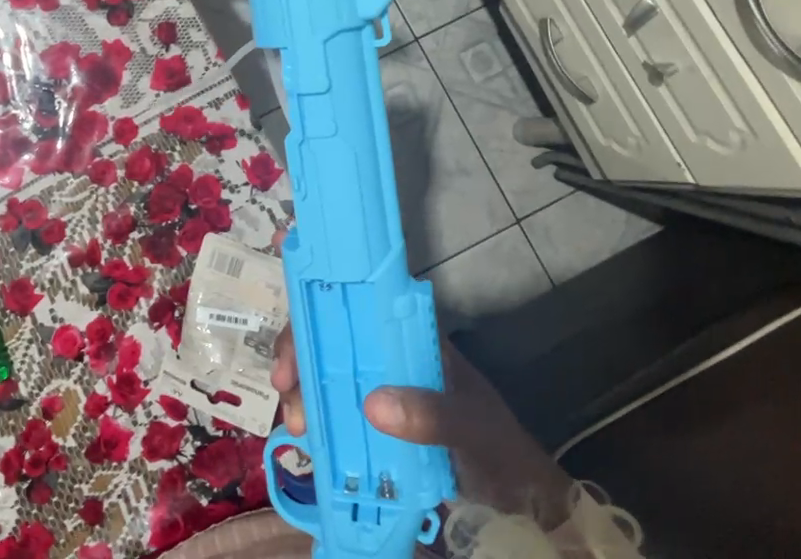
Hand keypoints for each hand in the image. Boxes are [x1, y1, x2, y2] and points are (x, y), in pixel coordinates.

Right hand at [270, 325, 573, 526]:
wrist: (515, 498)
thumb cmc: (496, 446)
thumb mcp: (471, 426)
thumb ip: (432, 414)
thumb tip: (371, 404)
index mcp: (408, 336)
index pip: (355, 303)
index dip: (316, 305)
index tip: (294, 325)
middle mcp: (384, 354)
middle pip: (327, 335)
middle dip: (298, 353)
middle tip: (285, 385)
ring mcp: (372, 386)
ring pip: (320, 371)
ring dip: (300, 389)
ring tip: (297, 422)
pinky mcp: (364, 421)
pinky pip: (327, 409)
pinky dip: (309, 416)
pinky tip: (303, 434)